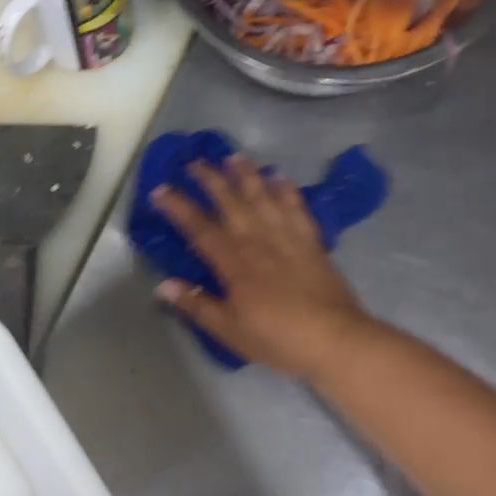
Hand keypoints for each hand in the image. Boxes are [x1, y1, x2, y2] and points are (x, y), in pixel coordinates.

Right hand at [151, 155, 374, 379]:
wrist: (335, 339)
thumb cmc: (277, 338)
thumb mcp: (229, 330)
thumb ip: (197, 305)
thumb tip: (162, 284)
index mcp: (234, 263)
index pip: (200, 228)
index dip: (179, 207)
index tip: (160, 189)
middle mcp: (259, 241)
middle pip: (231, 202)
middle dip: (211, 179)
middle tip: (195, 161)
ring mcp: (288, 237)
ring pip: (263, 197)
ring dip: (247, 175)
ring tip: (234, 156)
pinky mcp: (312, 242)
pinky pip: (297, 207)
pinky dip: (287, 190)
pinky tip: (279, 177)